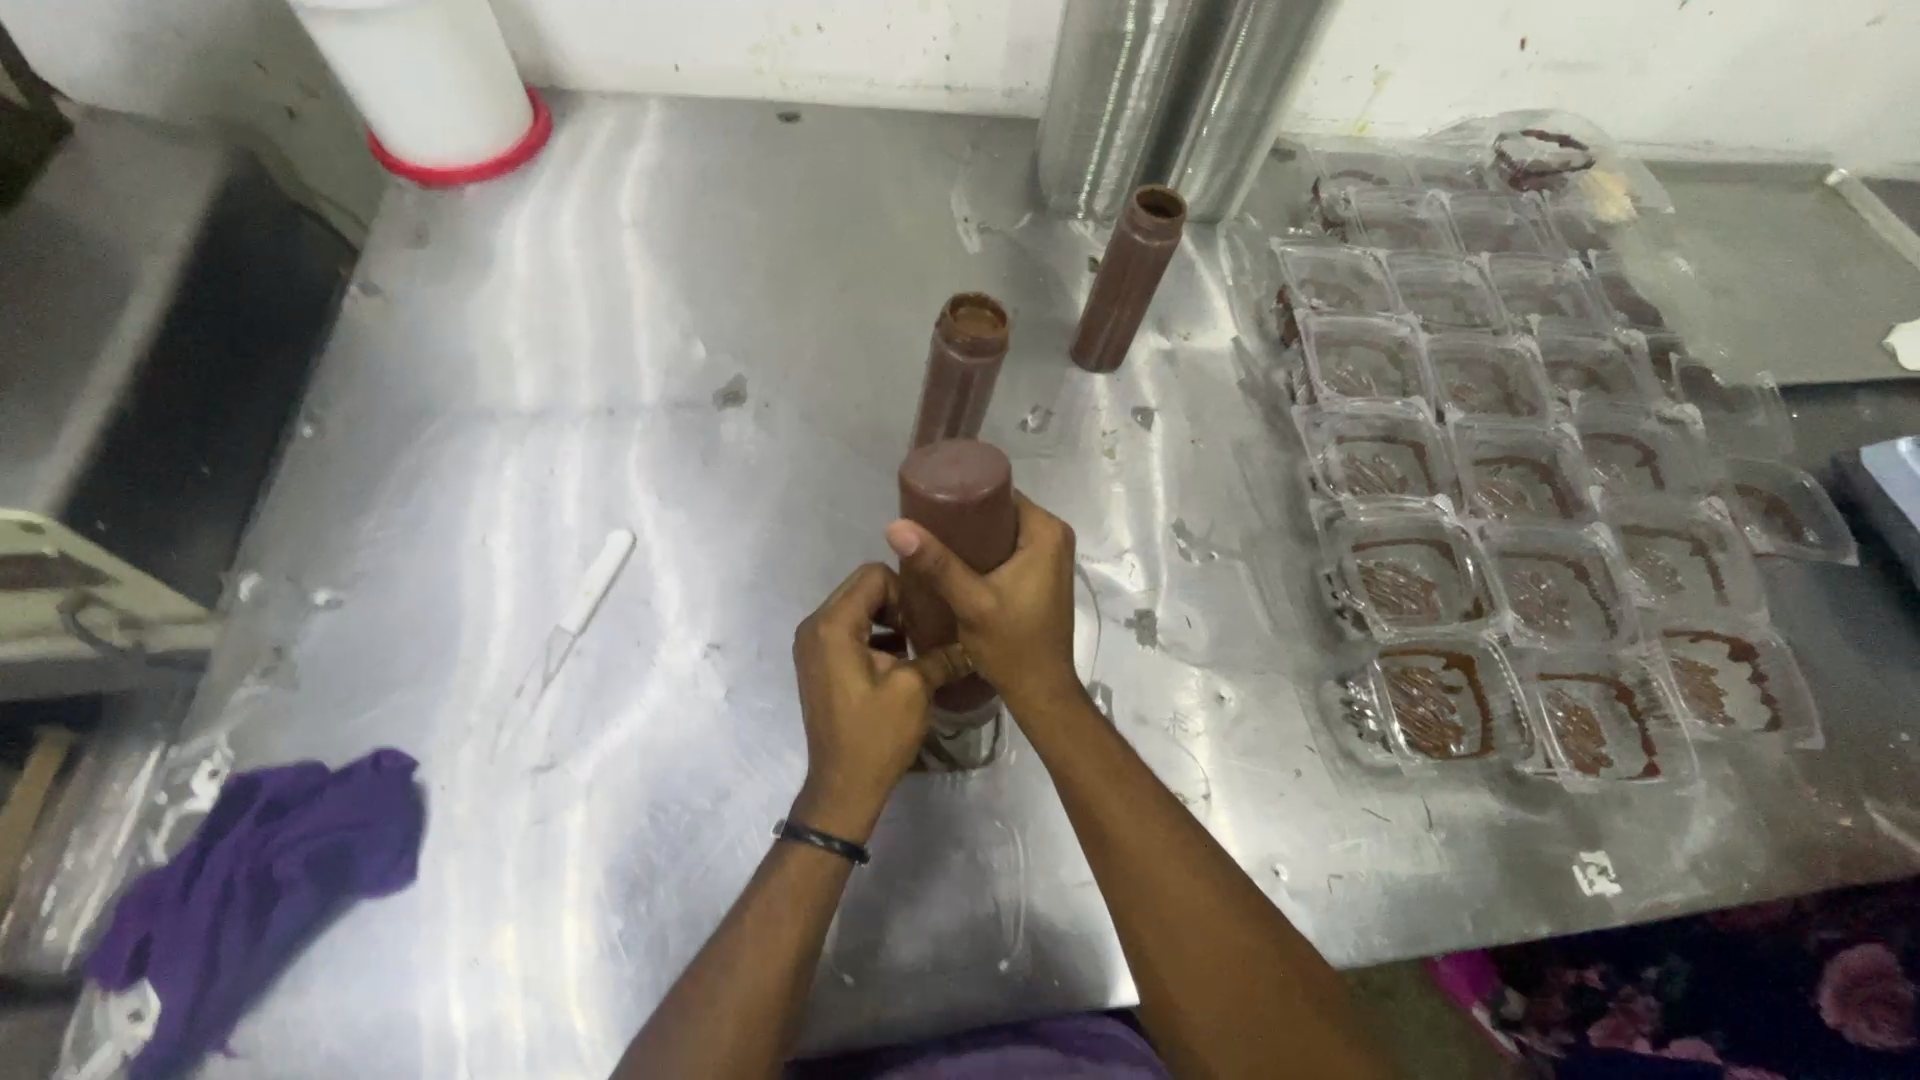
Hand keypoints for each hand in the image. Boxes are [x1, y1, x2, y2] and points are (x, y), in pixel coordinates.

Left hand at [790, 564, 967, 841]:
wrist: (843, 786)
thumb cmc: (876, 734)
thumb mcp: (915, 689)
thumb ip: (942, 654)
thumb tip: (974, 641)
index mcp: (833, 625)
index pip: (874, 575)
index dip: (906, 592)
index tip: (925, 622)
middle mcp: (815, 626)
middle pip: (863, 588)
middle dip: (897, 604)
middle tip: (924, 632)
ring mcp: (812, 645)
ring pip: (857, 608)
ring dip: (887, 620)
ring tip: (915, 647)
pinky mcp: (818, 662)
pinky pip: (848, 630)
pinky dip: (874, 636)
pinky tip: (899, 662)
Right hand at [884, 493, 1083, 720]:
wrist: (1040, 689)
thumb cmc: (1011, 644)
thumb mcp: (971, 601)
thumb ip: (937, 564)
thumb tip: (895, 527)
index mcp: (1047, 531)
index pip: (1000, 493)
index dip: (964, 495)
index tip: (929, 505)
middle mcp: (1056, 536)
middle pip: (1001, 511)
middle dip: (965, 518)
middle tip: (926, 528)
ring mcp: (1053, 556)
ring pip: (1004, 531)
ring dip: (973, 537)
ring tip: (934, 543)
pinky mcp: (1044, 574)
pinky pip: (1011, 548)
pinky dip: (986, 552)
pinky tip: (955, 561)